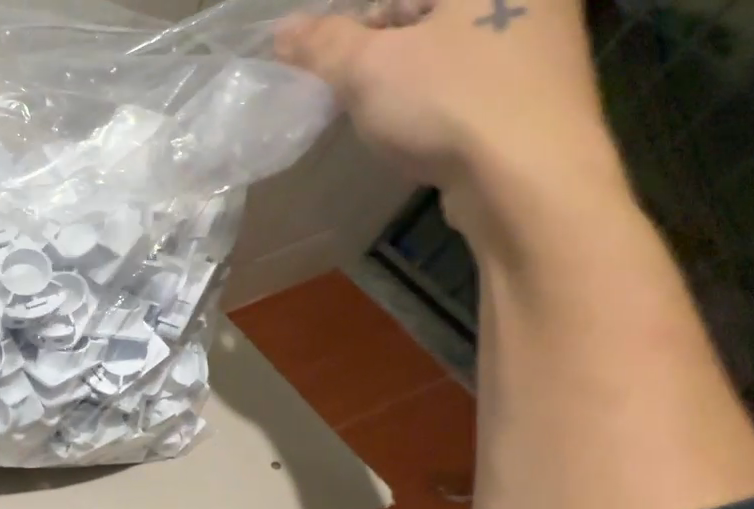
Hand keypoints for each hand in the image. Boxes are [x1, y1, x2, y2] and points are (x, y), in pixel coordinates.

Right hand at [276, 0, 628, 237]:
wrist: (527, 173)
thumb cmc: (448, 101)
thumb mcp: (368, 68)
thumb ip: (324, 44)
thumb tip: (284, 28)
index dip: (355, 28)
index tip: (332, 64)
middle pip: (427, 14)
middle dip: (382, 49)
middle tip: (354, 90)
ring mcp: (544, 34)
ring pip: (449, 46)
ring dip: (408, 76)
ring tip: (384, 114)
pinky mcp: (542, 81)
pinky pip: (473, 74)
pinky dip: (438, 95)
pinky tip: (422, 128)